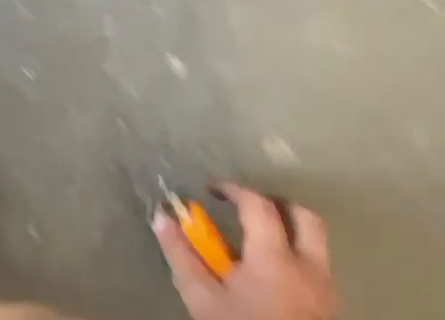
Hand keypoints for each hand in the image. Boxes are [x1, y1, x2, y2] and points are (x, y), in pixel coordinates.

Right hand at [153, 184, 337, 319]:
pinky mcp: (331, 303)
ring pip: (317, 241)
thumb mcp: (200, 294)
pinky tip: (267, 267)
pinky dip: (292, 250)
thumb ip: (179, 252)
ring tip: (251, 236)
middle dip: (273, 202)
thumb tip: (161, 215)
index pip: (260, 206)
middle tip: (242, 205)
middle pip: (305, 217)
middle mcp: (310, 268)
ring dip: (285, 227)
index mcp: (275, 260)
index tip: (210, 190)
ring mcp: (327, 287)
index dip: (233, 189)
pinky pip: (316, 263)